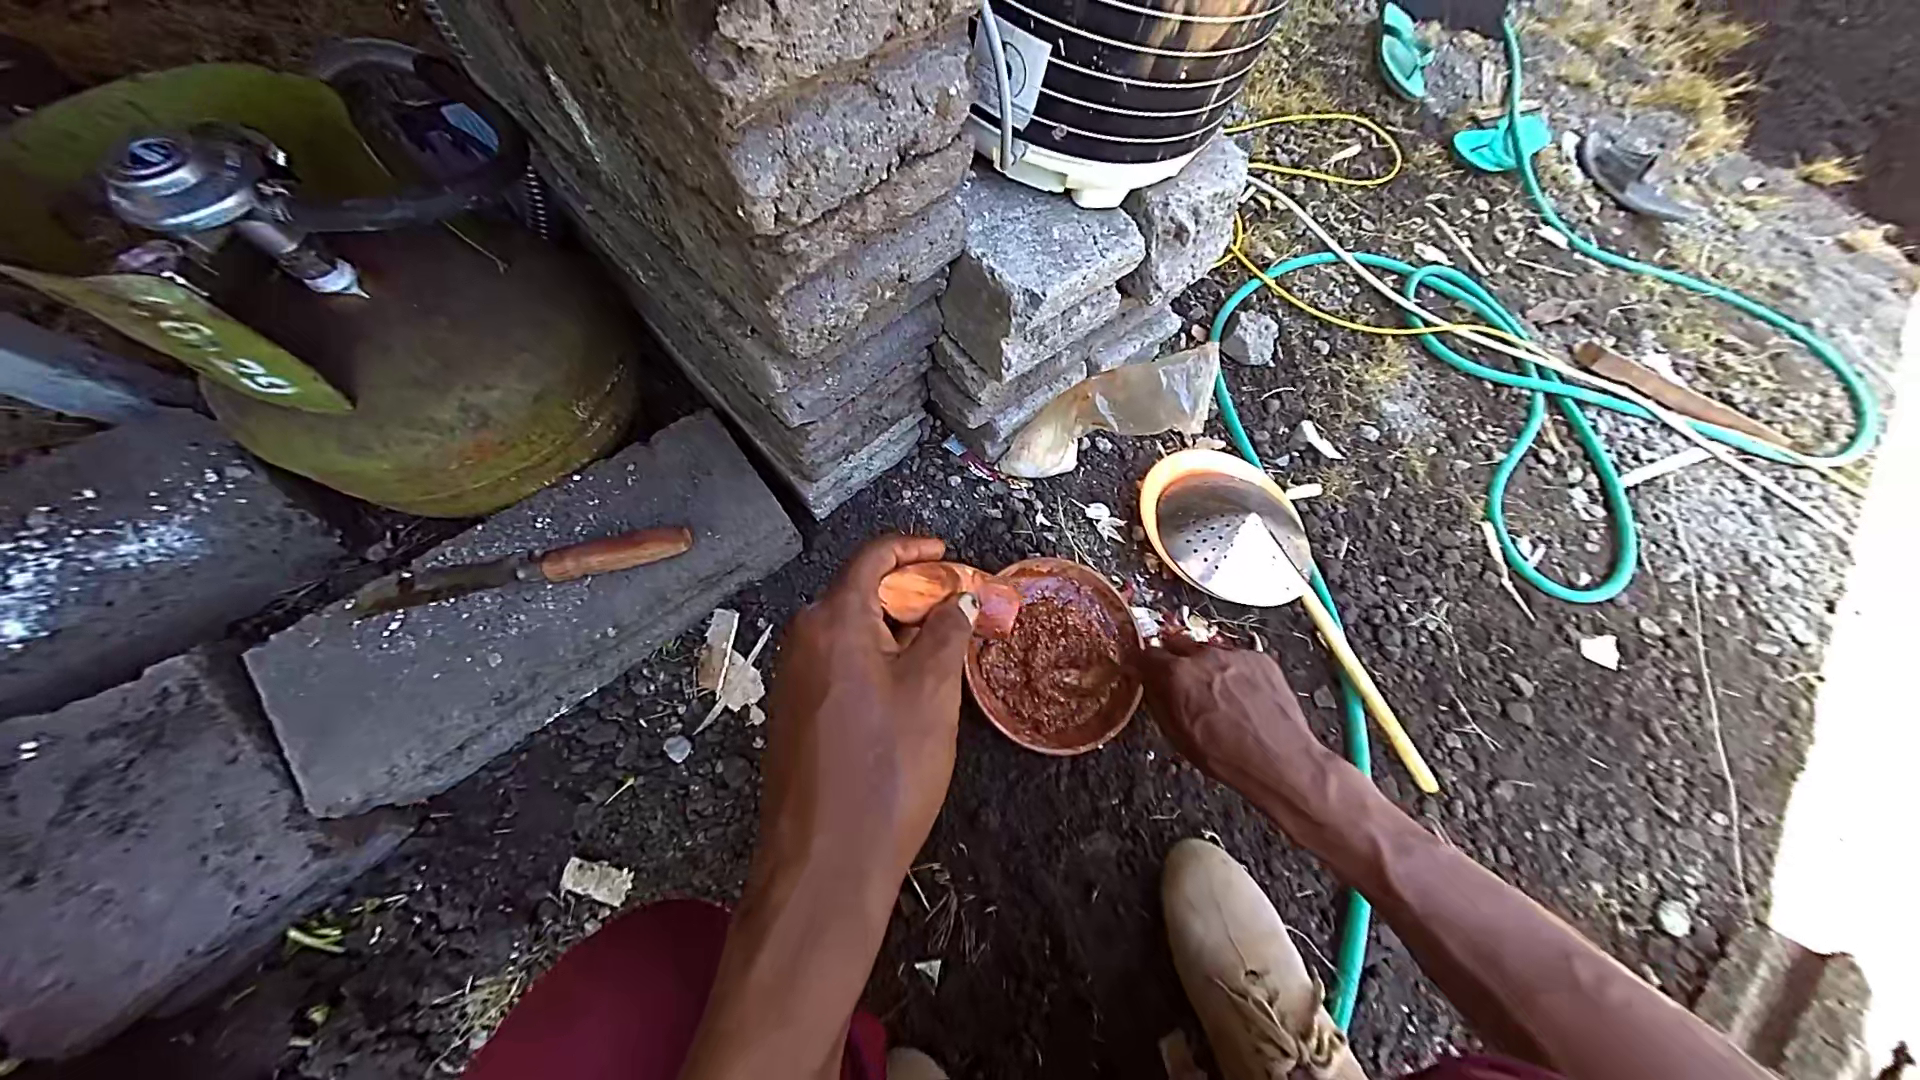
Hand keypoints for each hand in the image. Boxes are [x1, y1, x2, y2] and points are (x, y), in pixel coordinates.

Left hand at [757, 535, 977, 894]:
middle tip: (957, 608)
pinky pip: (841, 662)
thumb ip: (948, 629)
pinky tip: (908, 684)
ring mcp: (795, 676)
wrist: (825, 861)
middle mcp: (805, 638)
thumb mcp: (931, 689)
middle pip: (863, 592)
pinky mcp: (796, 710)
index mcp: (833, 620)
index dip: (914, 548)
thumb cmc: (886, 769)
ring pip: (853, 630)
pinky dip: (877, 657)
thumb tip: (961, 597)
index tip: (945, 553)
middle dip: (913, 593)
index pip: (874, 557)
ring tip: (942, 648)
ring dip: (898, 629)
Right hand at [1139, 635, 1335, 793]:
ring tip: (1219, 696)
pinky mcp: (1259, 658)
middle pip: (1178, 646)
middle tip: (1183, 684)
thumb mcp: (1176, 735)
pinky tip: (1242, 696)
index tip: (1147, 669)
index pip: (1148, 654)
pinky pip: (1237, 658)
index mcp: (1176, 675)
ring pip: (1209, 652)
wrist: (1280, 761)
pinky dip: (1235, 671)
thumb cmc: (1229, 756)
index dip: (1146, 664)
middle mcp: (1204, 657)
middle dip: (1176, 661)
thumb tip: (1150, 684)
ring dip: (1207, 667)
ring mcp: (1234, 655)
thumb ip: (1157, 700)